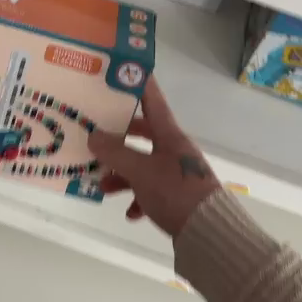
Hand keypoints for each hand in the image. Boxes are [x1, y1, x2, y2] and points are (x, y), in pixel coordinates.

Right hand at [88, 78, 223, 237]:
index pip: (152, 101)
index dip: (139, 84)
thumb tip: (93, 135)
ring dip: (123, 174)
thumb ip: (115, 153)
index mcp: (170, 136)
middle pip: (144, 135)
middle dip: (119, 140)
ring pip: (144, 166)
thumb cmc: (174, 192)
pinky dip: (138, 199)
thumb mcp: (140, 171)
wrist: (208, 232)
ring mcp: (177, 174)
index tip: (125, 69)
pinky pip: (152, 192)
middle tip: (97, 138)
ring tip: (103, 186)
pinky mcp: (178, 197)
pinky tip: (130, 213)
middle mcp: (175, 150)